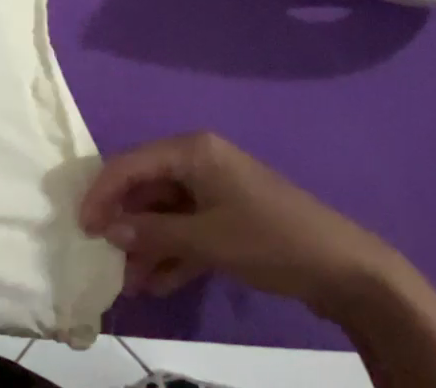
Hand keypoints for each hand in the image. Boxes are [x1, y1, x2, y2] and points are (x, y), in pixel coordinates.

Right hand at [79, 131, 398, 311]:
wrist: (352, 273)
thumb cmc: (271, 241)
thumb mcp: (206, 239)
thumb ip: (152, 232)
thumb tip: (107, 230)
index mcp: (192, 151)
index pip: (129, 165)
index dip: (101, 194)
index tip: (82, 226)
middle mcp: (199, 162)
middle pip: (145, 190)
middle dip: (125, 226)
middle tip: (104, 256)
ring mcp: (216, 191)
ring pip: (165, 215)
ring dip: (147, 247)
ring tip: (130, 282)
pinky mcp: (230, 219)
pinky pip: (188, 230)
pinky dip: (173, 254)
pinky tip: (158, 284)